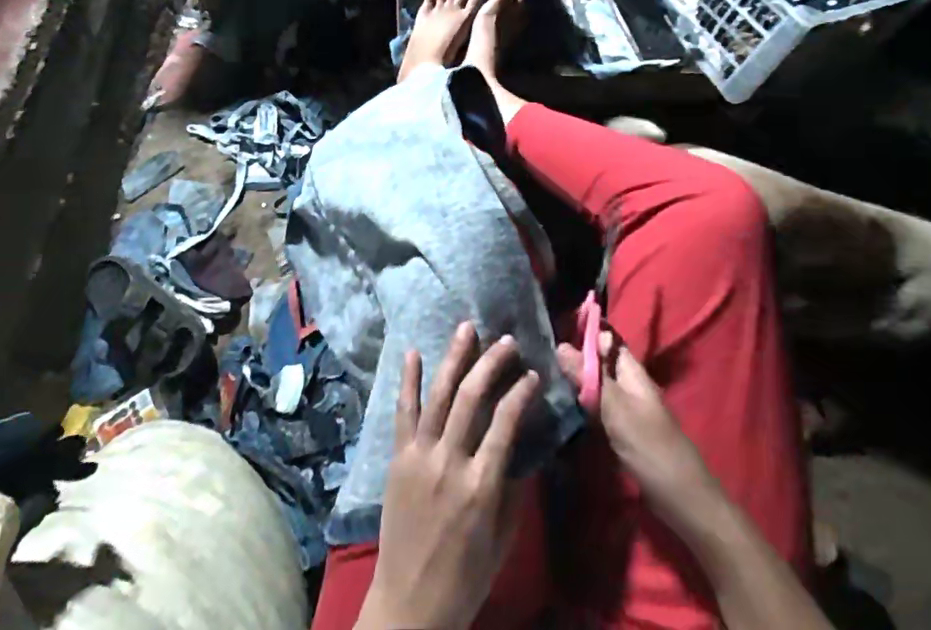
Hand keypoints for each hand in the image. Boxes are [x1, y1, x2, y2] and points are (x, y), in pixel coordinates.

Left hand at [358, 323, 542, 629]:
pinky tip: (412, 352)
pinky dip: (407, 381)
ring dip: (454, 359)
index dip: (521, 392)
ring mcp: (418, 458)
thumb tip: (523, 446)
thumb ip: (514, 488)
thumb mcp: (503, 538)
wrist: (409, 604)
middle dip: (492, 364)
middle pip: (472, 399)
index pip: (505, 422)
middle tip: (507, 341)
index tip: (533, 374)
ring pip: (438, 396)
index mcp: (481, 485)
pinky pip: (402, 414)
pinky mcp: (396, 460)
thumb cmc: (466, 575)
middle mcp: (449, 463)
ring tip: (468, 328)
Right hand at [557, 331, 719, 520]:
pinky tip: (562, 404)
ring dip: (577, 378)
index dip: (587, 329)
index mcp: (634, 374)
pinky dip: (582, 402)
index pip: (609, 340)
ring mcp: (628, 411)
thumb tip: (560, 345)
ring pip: (598, 385)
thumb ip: (590, 379)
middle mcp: (631, 387)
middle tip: (539, 349)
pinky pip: (599, 408)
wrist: (682, 500)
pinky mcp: (623, 433)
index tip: (555, 321)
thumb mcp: (617, 411)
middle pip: (601, 362)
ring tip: (543, 371)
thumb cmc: (651, 449)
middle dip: (576, 354)